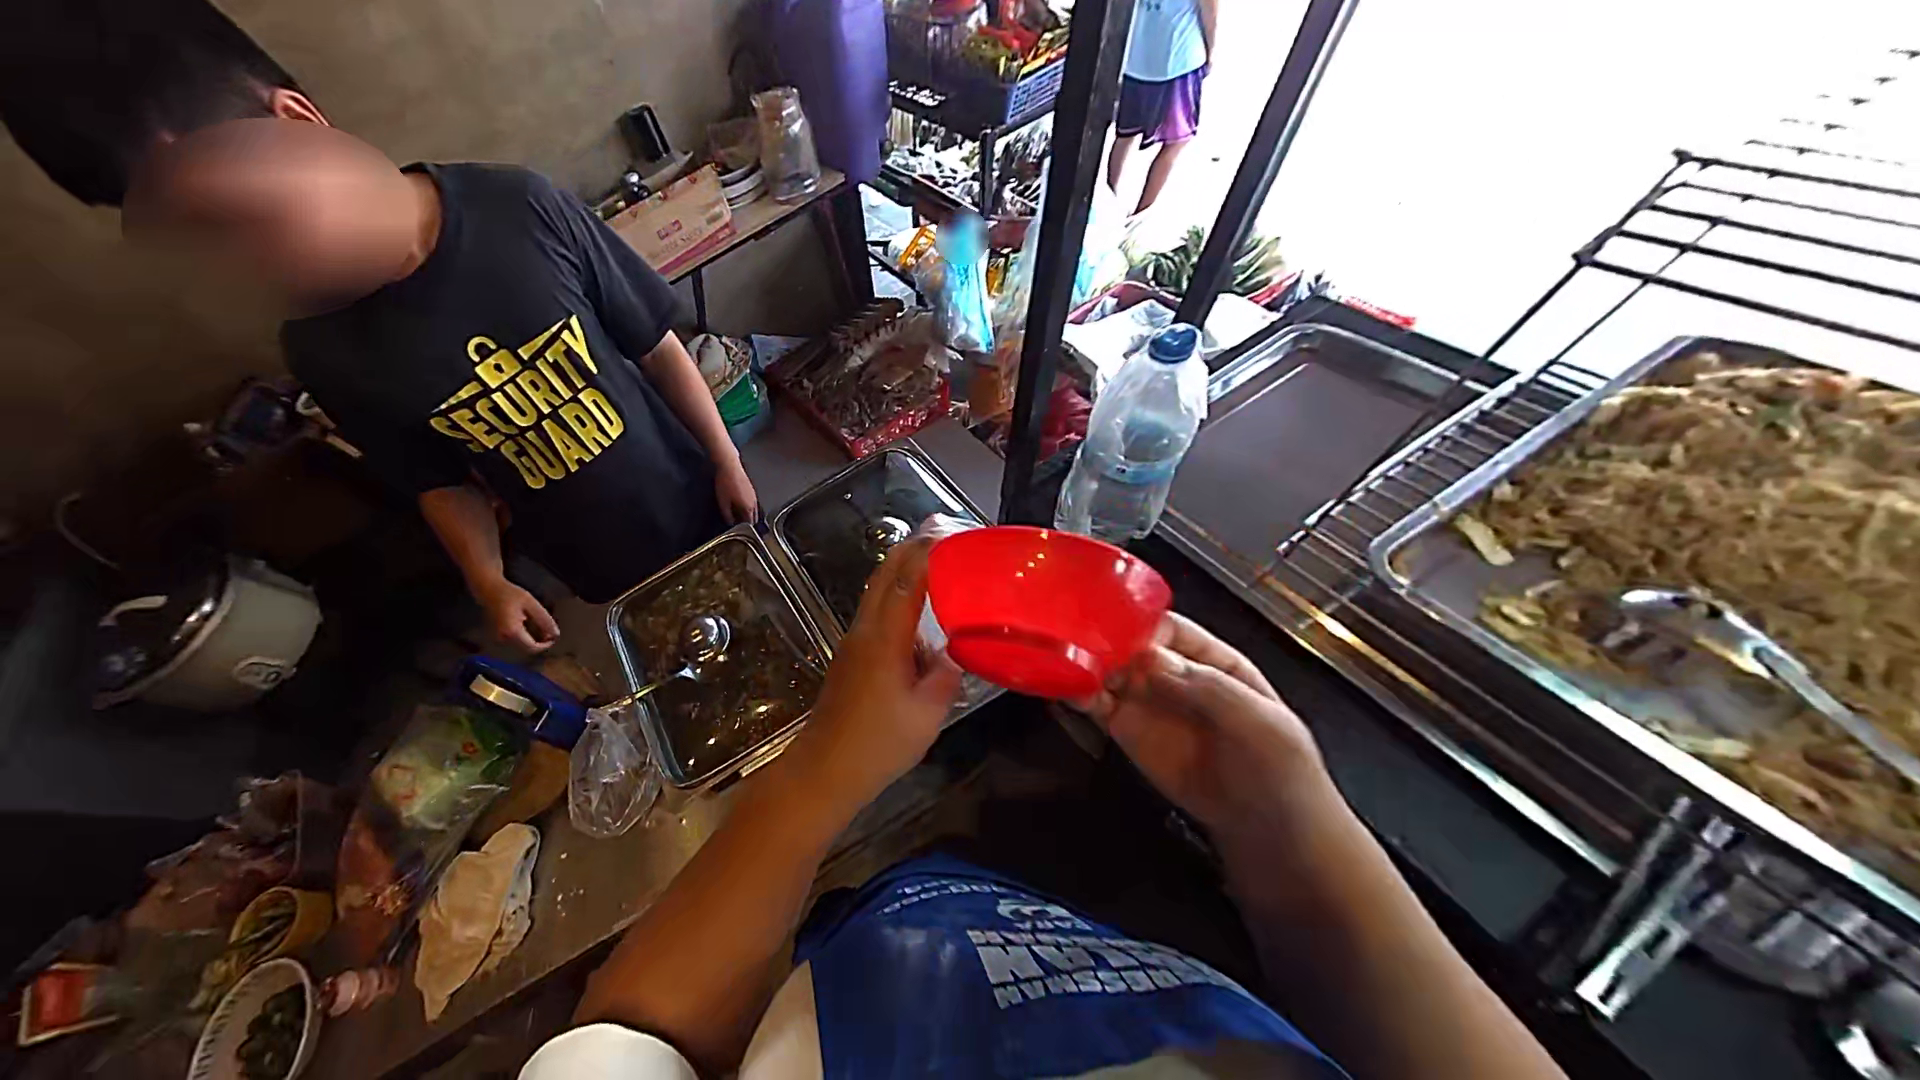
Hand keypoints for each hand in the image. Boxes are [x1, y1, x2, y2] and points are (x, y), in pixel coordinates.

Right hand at [475, 578, 560, 651]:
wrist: (489, 590)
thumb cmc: (511, 595)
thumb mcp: (532, 605)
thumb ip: (545, 620)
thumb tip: (556, 634)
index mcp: (512, 631)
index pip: (532, 647)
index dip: (545, 645)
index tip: (554, 638)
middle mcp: (503, 638)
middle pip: (527, 648)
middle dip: (540, 642)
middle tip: (549, 631)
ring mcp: (499, 637)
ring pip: (521, 645)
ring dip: (533, 639)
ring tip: (540, 626)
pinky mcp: (498, 635)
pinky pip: (515, 641)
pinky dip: (526, 636)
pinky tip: (530, 625)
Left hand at [715, 460, 757, 524]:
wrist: (729, 466)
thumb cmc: (726, 482)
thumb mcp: (722, 502)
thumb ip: (727, 514)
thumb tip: (729, 522)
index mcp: (748, 507)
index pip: (749, 523)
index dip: (744, 528)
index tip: (738, 530)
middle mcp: (753, 502)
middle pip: (754, 517)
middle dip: (748, 522)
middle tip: (739, 524)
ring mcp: (754, 495)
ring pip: (754, 510)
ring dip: (748, 514)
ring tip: (738, 515)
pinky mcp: (751, 489)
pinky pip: (752, 502)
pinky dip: (748, 507)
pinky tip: (740, 504)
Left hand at [784, 537, 961, 812]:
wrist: (823, 771)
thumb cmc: (878, 744)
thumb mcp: (927, 714)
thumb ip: (945, 676)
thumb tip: (956, 653)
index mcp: (884, 640)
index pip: (905, 583)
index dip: (926, 555)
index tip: (948, 535)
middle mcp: (864, 631)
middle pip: (883, 576)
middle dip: (909, 550)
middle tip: (939, 533)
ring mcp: (853, 643)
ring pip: (875, 592)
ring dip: (900, 571)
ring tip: (933, 564)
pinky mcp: (850, 657)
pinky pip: (875, 613)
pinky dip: (895, 597)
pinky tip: (917, 612)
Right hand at [1075, 613, 1323, 832]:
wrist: (1267, 834)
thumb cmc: (1279, 771)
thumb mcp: (1261, 724)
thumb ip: (1209, 689)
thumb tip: (1153, 661)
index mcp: (1212, 659)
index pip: (1169, 628)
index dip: (1142, 625)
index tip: (1116, 629)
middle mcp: (1173, 673)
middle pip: (1130, 644)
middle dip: (1105, 640)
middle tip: (1081, 642)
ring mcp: (1147, 701)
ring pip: (1107, 669)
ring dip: (1085, 662)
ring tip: (1065, 660)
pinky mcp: (1125, 730)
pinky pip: (1095, 703)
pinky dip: (1076, 692)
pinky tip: (1065, 686)